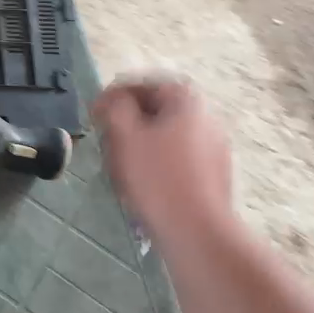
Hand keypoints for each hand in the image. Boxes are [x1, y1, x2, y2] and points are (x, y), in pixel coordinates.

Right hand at [93, 78, 235, 243]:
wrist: (195, 229)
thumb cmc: (156, 177)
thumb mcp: (125, 136)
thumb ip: (115, 108)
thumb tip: (112, 99)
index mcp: (188, 103)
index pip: (151, 83)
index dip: (120, 91)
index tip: (98, 108)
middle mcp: (208, 119)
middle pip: (161, 108)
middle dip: (130, 117)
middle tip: (105, 133)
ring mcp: (215, 148)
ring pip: (169, 133)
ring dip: (142, 139)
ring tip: (119, 159)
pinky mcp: (213, 174)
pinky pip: (179, 155)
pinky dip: (157, 158)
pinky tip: (141, 179)